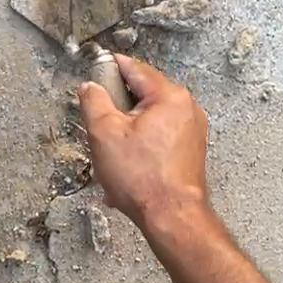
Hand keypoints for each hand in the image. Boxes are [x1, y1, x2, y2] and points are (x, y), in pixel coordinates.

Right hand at [78, 55, 209, 226]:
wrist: (171, 216)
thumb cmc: (141, 177)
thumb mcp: (104, 133)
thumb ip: (93, 101)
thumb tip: (90, 86)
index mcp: (169, 96)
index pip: (135, 68)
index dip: (110, 66)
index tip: (95, 68)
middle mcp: (187, 108)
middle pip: (143, 94)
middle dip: (117, 108)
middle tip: (99, 126)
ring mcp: (192, 130)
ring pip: (149, 118)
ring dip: (127, 130)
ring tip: (112, 154)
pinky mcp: (190, 150)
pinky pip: (159, 137)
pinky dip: (141, 145)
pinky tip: (127, 167)